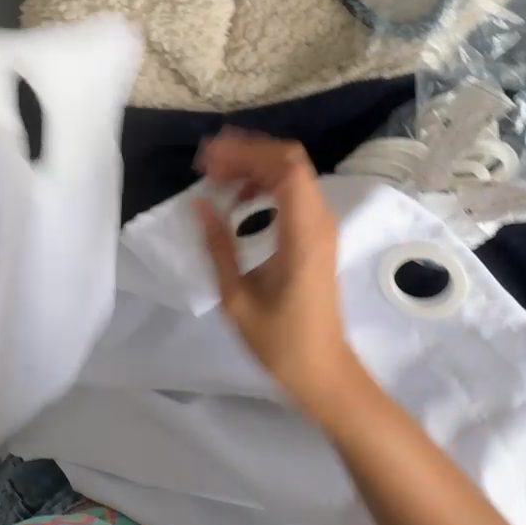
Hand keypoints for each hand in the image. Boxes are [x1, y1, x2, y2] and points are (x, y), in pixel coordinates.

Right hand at [195, 134, 362, 415]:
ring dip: (254, 164)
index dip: (246, 153)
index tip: (209, 162)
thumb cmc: (281, 342)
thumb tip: (200, 204)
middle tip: (207, 164)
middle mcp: (319, 221)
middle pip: (289, 160)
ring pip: (292, 171)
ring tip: (217, 176)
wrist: (325, 372)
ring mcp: (322, 225)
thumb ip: (219, 247)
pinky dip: (265, 181)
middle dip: (247, 152)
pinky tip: (239, 197)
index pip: (285, 168)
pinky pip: (294, 190)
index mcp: (303, 234)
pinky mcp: (318, 233)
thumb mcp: (238, 299)